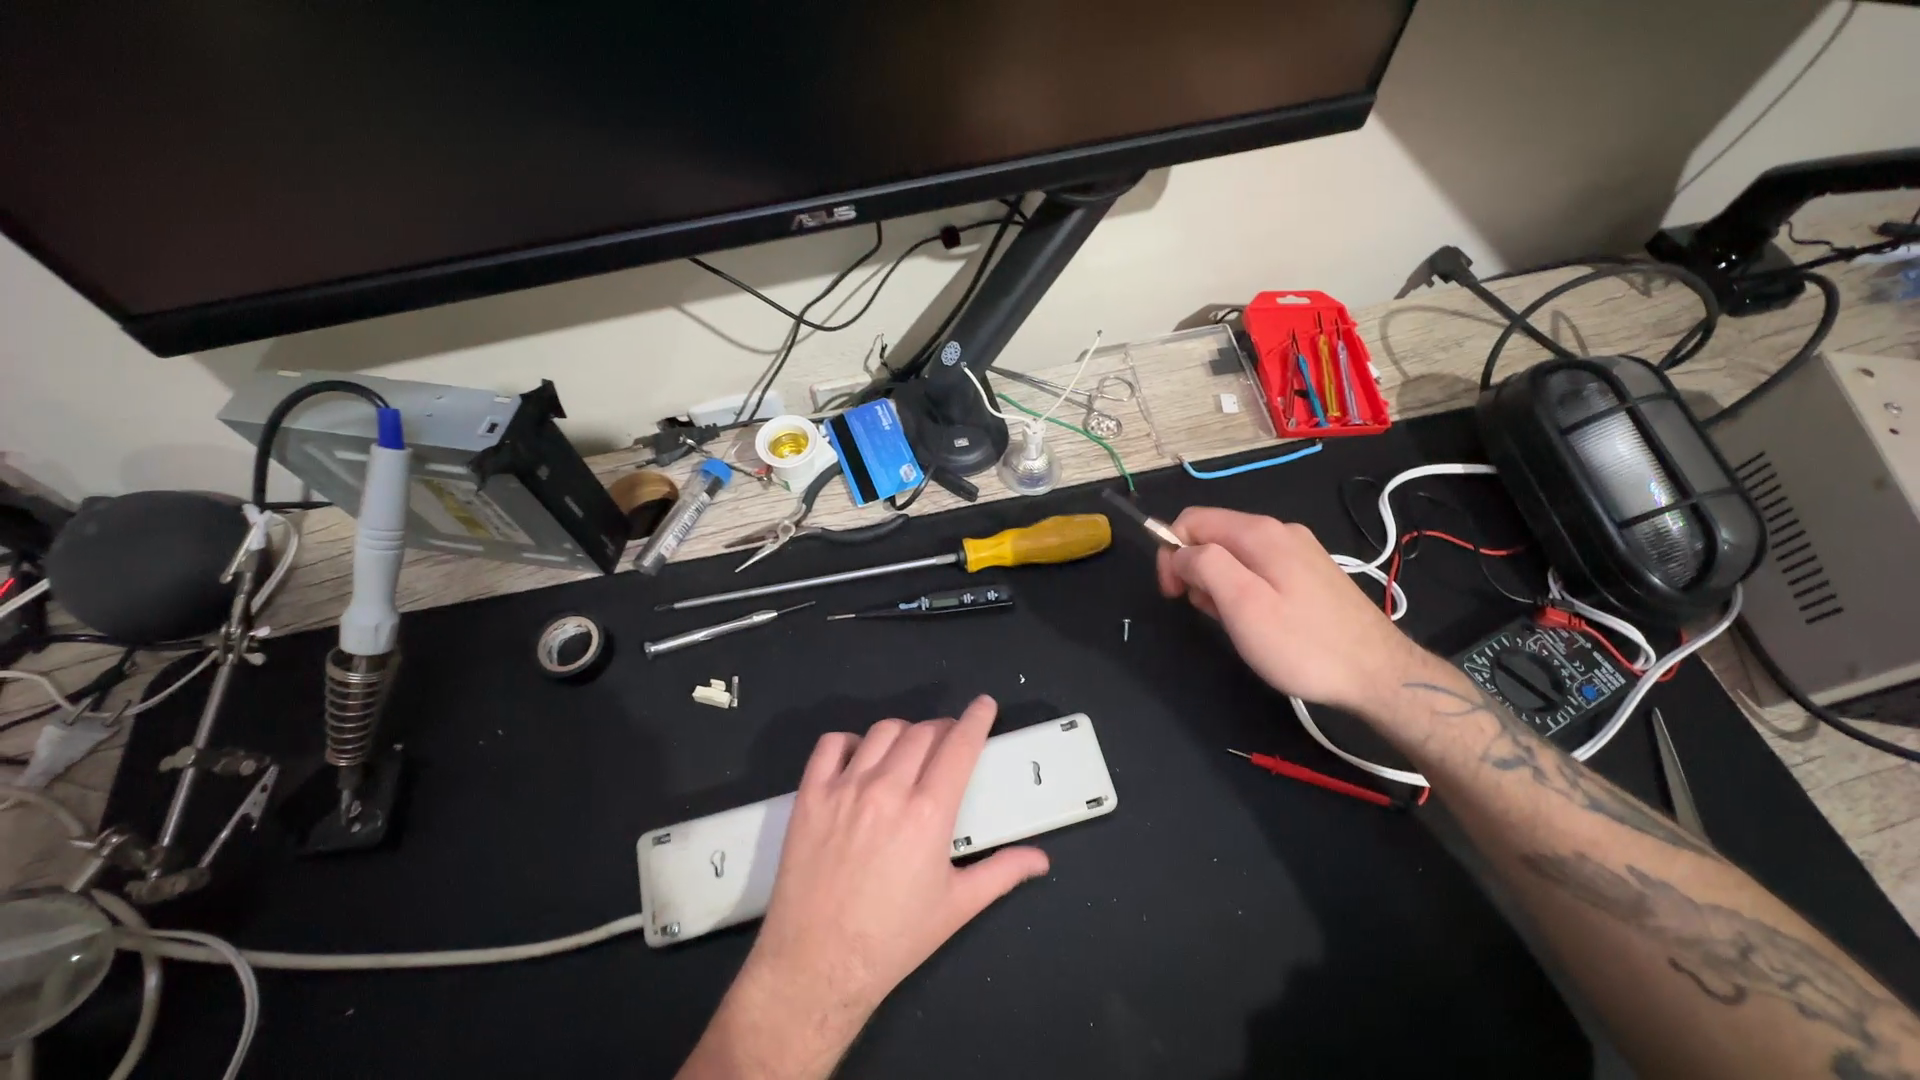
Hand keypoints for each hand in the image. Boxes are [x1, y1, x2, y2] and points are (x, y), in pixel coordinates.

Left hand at [744, 696, 1049, 1030]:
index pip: (959, 746)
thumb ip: (1002, 873)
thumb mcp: (957, 907)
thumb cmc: (894, 939)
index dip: (976, 719)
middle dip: (944, 729)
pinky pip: (830, 745)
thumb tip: (1040, 859)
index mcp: (929, 812)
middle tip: (950, 742)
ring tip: (909, 750)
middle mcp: (888, 789)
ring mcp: (844, 789)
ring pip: (881, 733)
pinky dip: (850, 742)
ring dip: (904, 733)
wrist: (818, 963)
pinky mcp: (810, 796)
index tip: (983, 706)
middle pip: (923, 733)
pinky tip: (860, 758)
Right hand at [1157, 507, 1415, 712]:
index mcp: (1260, 533)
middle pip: (1214, 536)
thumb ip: (1204, 566)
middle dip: (1196, 571)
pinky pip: (1260, 570)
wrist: (1378, 674)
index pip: (1192, 520)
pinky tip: (1259, 623)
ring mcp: (1299, 552)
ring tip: (1236, 624)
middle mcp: (1281, 532)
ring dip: (1220, 586)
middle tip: (1209, 615)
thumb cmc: (1302, 644)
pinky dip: (1245, 592)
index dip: (1171, 553)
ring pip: (1235, 556)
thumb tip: (1181, 552)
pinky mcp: (1311, 574)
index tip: (1174, 594)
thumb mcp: (1242, 604)